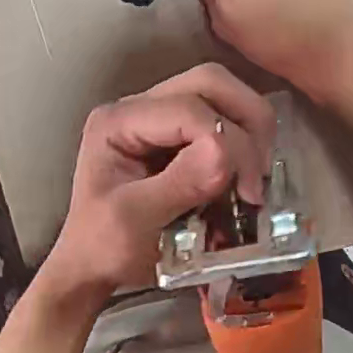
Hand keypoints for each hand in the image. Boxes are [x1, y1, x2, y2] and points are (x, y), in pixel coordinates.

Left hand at [40, 63, 276, 300]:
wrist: (92, 268)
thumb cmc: (105, 247)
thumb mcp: (135, 220)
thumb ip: (178, 183)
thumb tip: (226, 153)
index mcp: (118, 122)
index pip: (187, 107)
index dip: (226, 141)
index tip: (248, 190)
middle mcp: (137, 110)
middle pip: (208, 84)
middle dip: (246, 122)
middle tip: (260, 172)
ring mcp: (157, 120)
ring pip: (220, 97)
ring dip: (249, 130)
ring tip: (255, 176)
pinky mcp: (174, 138)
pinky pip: (220, 121)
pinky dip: (241, 143)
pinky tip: (245, 174)